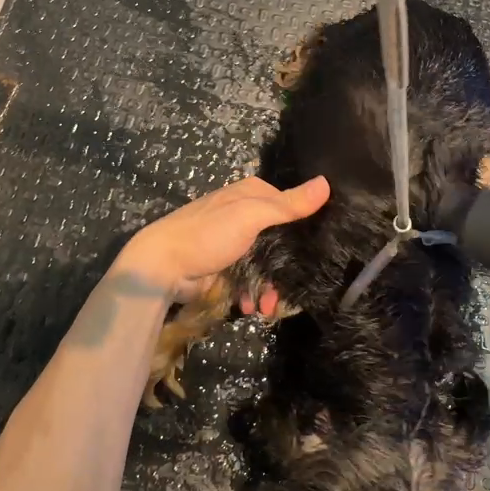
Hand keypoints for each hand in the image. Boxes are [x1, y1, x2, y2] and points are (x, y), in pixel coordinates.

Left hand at [115, 176, 329, 301]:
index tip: (322, 249)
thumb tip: (327, 182)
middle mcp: (244, 215)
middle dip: (287, 267)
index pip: (290, 205)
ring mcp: (234, 243)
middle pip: (280, 240)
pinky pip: (249, 281)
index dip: (306, 226)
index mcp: (252, 194)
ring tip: (268, 308)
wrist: (162, 267)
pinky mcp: (224, 268)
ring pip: (266, 264)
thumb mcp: (251, 215)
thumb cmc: (208, 234)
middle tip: (294, 289)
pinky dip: (252, 294)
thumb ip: (288, 204)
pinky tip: (250, 307)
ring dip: (270, 287)